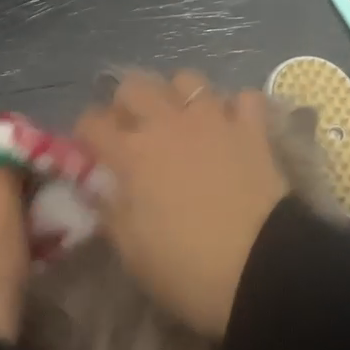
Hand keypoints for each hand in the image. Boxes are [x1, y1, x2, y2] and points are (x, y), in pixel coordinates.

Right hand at [76, 70, 288, 337]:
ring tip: (182, 122)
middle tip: (133, 130)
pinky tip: (232, 127)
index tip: (91, 151)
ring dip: (179, 96)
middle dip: (127, 103)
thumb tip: (101, 191)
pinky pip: (242, 98)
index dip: (86, 134)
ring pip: (187, 79)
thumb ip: (111, 214)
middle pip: (134, 86)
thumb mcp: (133, 253)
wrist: (263, 270)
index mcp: (132, 154)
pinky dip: (235, 108)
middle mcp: (167, 124)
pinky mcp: (251, 128)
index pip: (92, 122)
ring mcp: (212, 120)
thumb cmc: (188, 269)